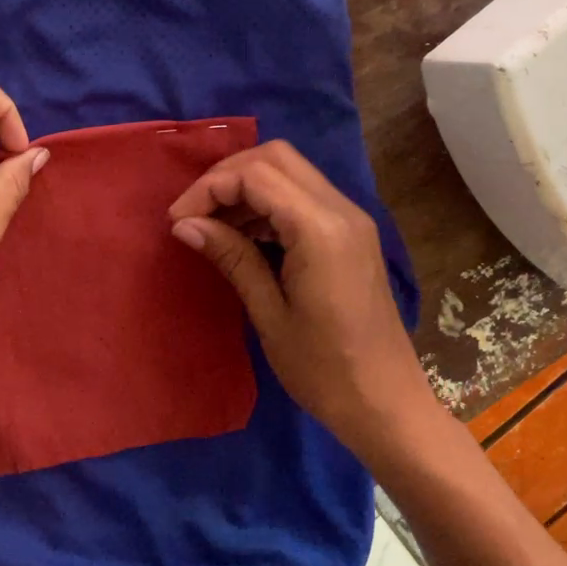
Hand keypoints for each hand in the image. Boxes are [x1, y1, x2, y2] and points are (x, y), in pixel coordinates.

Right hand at [167, 140, 434, 444]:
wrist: (388, 408)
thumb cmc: (324, 371)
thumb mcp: (269, 315)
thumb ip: (231, 257)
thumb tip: (183, 225)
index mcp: (320, 230)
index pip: (255, 175)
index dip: (209, 188)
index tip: (178, 221)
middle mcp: (340, 211)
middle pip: (274, 157)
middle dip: (226, 176)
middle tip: (195, 214)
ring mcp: (350, 221)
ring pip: (288, 171)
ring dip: (245, 188)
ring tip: (212, 227)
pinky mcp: (350, 235)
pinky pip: (301, 195)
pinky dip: (266, 203)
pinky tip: (243, 236)